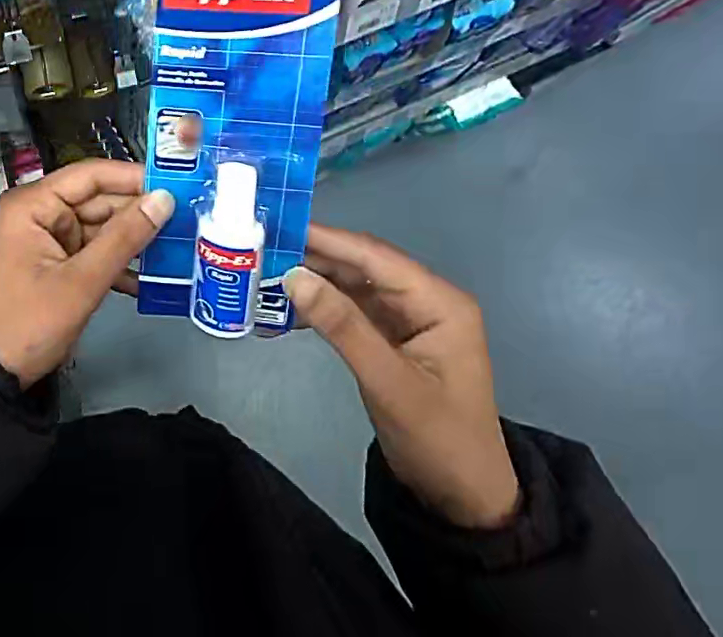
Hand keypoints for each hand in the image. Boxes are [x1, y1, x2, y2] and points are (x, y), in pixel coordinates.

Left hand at [0, 160, 174, 386]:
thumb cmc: (27, 323)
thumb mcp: (80, 281)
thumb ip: (123, 239)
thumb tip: (162, 201)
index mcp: (33, 204)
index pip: (90, 175)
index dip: (132, 177)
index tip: (174, 184)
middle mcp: (41, 212)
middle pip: (100, 200)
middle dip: (140, 212)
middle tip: (186, 219)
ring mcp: (51, 236)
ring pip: (104, 226)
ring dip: (136, 239)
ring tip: (177, 246)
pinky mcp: (61, 260)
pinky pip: (98, 249)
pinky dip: (121, 261)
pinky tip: (151, 275)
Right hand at [286, 226, 519, 529]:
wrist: (462, 498)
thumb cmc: (438, 438)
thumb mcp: (388, 382)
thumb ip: (342, 326)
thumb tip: (293, 275)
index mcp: (438, 301)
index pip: (373, 256)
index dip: (326, 238)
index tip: (278, 226)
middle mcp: (422, 299)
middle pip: (359, 265)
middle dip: (312, 257)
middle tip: (260, 248)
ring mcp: (404, 317)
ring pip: (349, 284)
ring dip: (311, 280)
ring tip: (263, 273)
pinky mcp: (388, 336)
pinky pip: (348, 308)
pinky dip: (318, 306)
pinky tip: (284, 308)